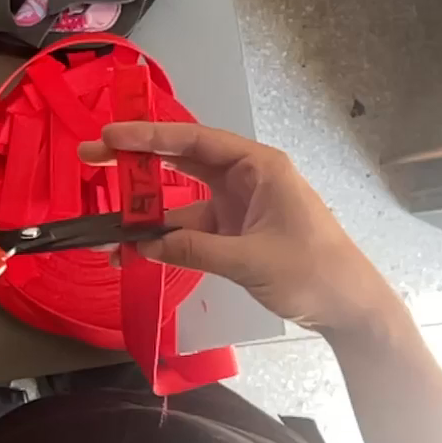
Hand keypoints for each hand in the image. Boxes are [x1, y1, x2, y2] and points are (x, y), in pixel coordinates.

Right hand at [78, 122, 404, 335]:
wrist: (350, 306)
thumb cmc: (314, 271)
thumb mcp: (252, 259)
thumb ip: (196, 249)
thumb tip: (146, 245)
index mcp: (257, 166)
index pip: (194, 141)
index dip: (149, 137)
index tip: (110, 136)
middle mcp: (244, 177)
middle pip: (181, 160)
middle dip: (137, 161)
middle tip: (91, 158)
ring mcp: (237, 204)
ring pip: (180, 199)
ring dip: (146, 212)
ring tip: (105, 224)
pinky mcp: (233, 231)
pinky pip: (190, 229)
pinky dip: (164, 239)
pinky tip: (135, 251)